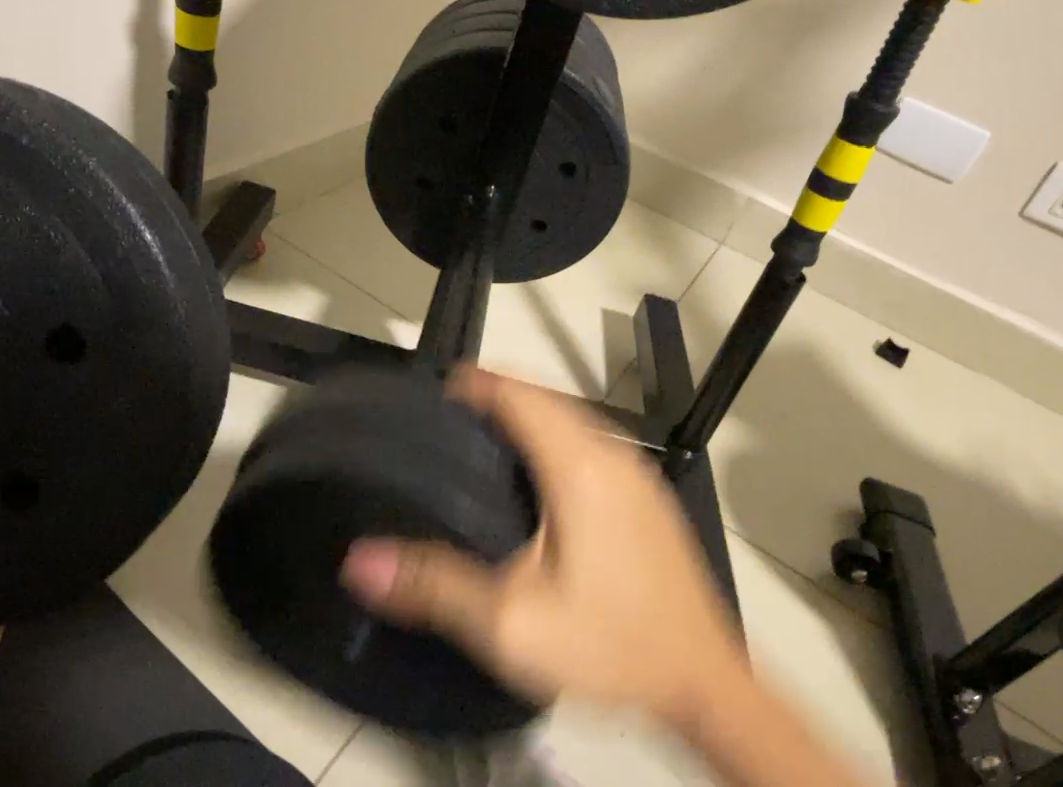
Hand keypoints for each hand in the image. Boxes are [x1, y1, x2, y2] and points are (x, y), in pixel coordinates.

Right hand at [339, 368, 750, 730]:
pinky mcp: (650, 497)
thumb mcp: (513, 625)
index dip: (478, 381)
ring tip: (483, 433)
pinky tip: (538, 472)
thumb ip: (435, 586)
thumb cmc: (610, 644)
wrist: (703, 680)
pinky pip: (595, 442)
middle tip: (449, 413)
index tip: (437, 386)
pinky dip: (557, 436)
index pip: (522, 395)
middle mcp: (614, 456)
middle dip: (501, 393)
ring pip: (575, 419)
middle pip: (550, 398)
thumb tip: (360, 560)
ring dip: (531, 413)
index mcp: (580, 468)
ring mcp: (639, 475)